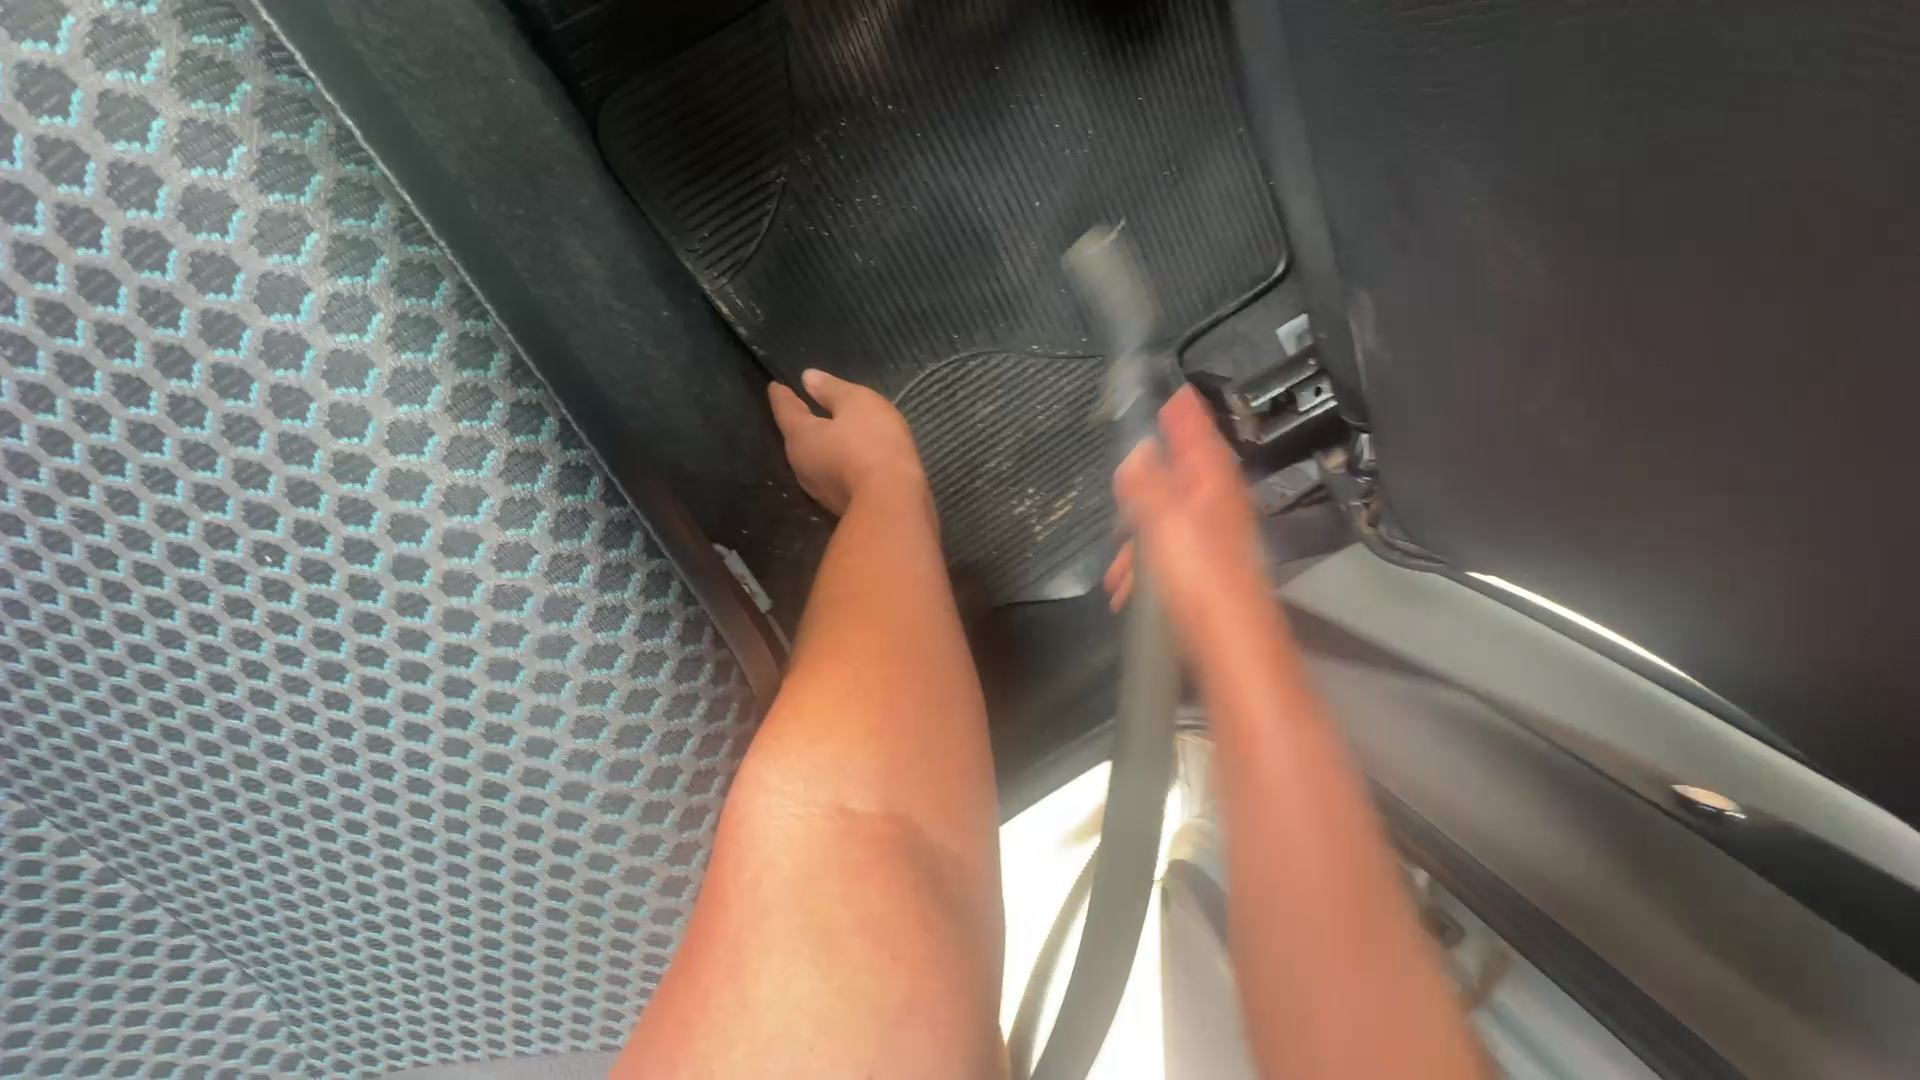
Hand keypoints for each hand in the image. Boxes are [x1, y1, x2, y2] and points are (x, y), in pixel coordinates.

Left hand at [769, 369, 925, 515]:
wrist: (893, 501)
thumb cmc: (871, 444)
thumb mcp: (855, 403)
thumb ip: (831, 389)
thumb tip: (808, 378)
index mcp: (800, 436)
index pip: (785, 409)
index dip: (782, 395)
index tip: (776, 386)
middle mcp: (802, 465)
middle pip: (797, 438)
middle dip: (801, 423)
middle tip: (805, 408)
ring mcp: (820, 490)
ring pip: (815, 460)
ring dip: (822, 446)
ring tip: (830, 434)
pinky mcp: (840, 505)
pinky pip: (835, 476)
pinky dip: (838, 464)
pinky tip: (849, 460)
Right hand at [1105, 386, 1280, 653]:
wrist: (1231, 642)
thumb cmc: (1200, 578)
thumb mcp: (1165, 523)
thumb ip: (1148, 484)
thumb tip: (1137, 450)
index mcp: (1212, 486)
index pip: (1200, 437)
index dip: (1186, 414)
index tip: (1176, 391)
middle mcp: (1217, 507)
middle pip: (1180, 480)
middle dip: (1144, 491)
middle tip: (1124, 491)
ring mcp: (1213, 540)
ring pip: (1167, 524)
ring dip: (1137, 542)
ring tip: (1119, 573)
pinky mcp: (1205, 571)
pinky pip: (1167, 556)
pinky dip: (1145, 568)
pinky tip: (1128, 591)